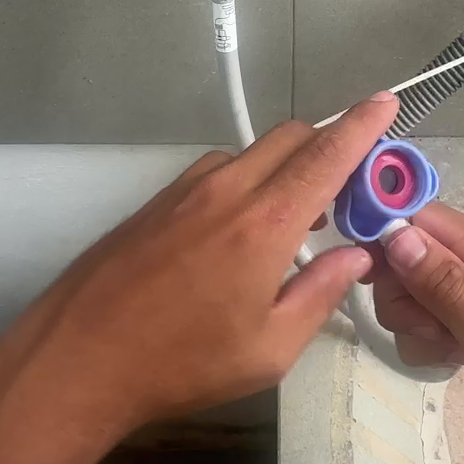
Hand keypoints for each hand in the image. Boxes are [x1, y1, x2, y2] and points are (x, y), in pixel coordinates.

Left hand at [0, 94, 398, 463]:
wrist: (78, 356)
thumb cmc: (181, 362)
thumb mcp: (268, 349)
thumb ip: (321, 293)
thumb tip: (357, 255)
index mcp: (264, 221)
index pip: (326, 155)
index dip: (361, 125)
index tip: (385, 101)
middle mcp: (227, 187)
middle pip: (291, 136)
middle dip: (326, 144)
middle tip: (344, 191)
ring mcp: (187, 186)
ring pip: (253, 152)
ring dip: (285, 168)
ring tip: (292, 221)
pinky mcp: (160, 197)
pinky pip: (220, 170)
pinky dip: (249, 181)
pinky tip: (240, 231)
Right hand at [370, 203, 463, 437]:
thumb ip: (443, 282)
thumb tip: (394, 234)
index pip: (412, 215)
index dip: (382, 236)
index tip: (367, 273)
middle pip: (398, 255)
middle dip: (399, 293)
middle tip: (430, 325)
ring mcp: (461, 285)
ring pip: (401, 290)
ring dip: (411, 322)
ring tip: (448, 343)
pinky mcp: (455, 313)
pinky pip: (414, 318)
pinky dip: (422, 340)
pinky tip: (451, 355)